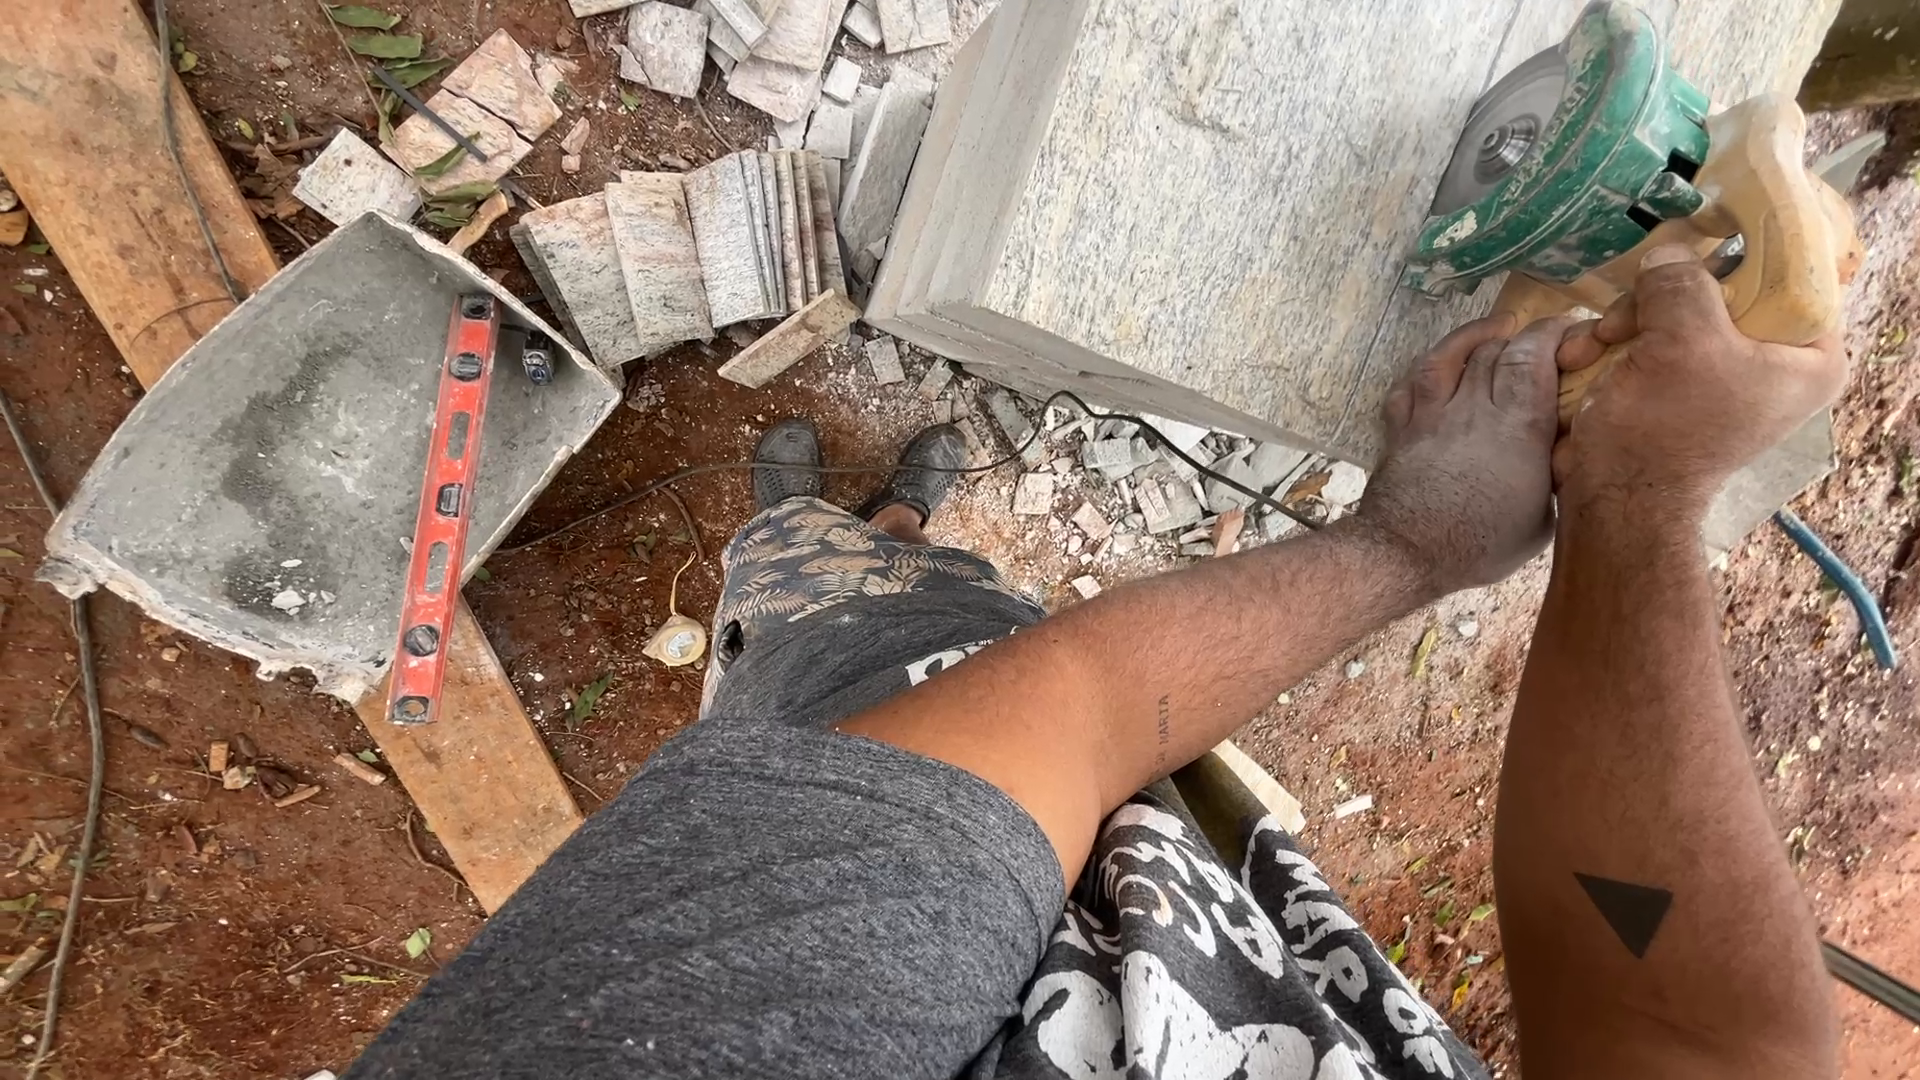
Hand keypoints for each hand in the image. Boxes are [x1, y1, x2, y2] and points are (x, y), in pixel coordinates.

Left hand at [1355, 313, 1569, 594]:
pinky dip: (1421, 372)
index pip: (1533, 357)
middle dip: (1518, 336)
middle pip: (1491, 352)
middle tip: (1536, 337)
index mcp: (1519, 426)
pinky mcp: (1397, 433)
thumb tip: (1565, 454)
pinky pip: (1405, 389)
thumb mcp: (1543, 515)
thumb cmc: (1481, 542)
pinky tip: (1433, 370)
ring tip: (1491, 331)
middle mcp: (1471, 410)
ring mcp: (1428, 418)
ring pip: (1443, 360)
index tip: (1569, 331)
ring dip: (1467, 338)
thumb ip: (1555, 474)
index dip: (1551, 333)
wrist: (1406, 551)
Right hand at [1554, 244, 1847, 512]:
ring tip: (1585, 352)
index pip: (1788, 279)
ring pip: (1660, 322)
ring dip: (1613, 330)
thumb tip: (1665, 255)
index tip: (1685, 253)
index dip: (1735, 259)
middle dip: (1652, 306)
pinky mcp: (1655, 393)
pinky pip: (1632, 350)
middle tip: (1619, 326)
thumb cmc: (1660, 430)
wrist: (1606, 495)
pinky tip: (1576, 362)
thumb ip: (1681, 288)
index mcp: (1805, 355)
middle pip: (1710, 298)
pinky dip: (1599, 352)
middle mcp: (1760, 364)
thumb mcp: (1682, 346)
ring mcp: (1702, 380)